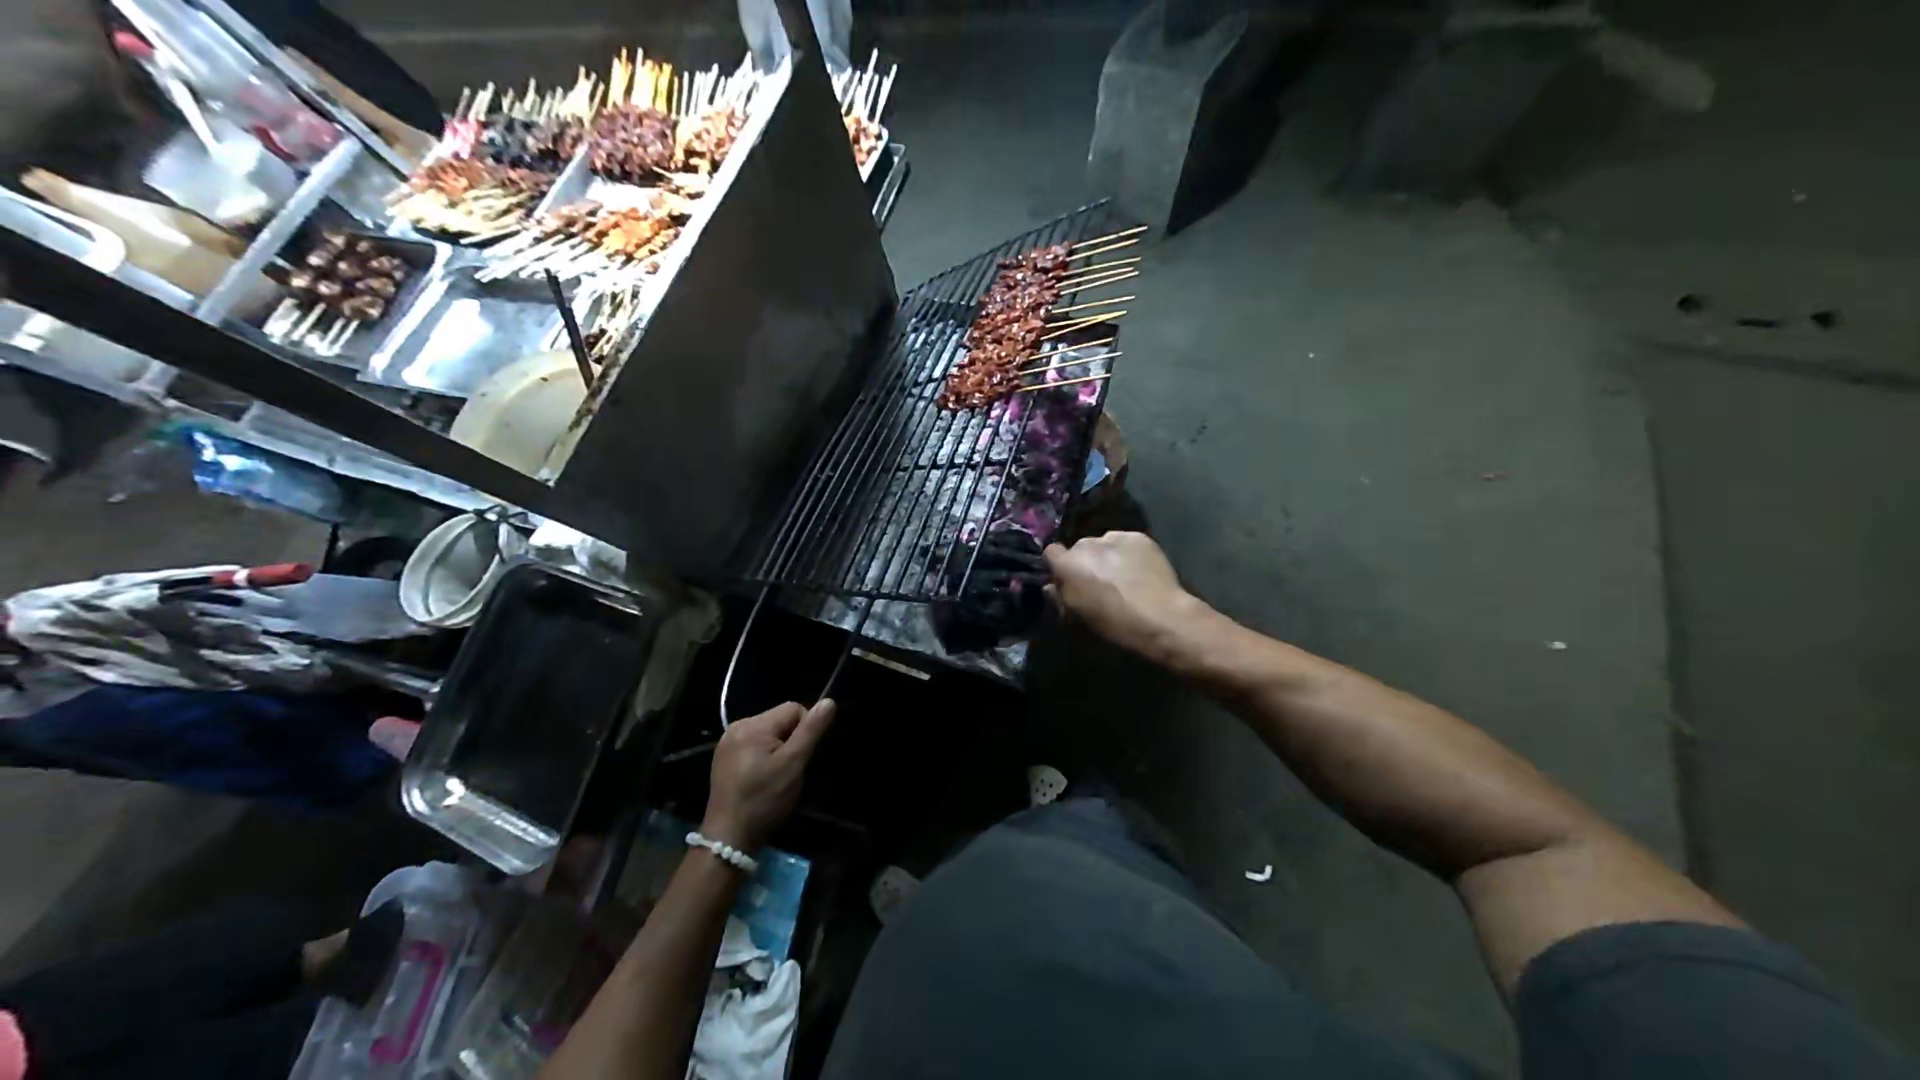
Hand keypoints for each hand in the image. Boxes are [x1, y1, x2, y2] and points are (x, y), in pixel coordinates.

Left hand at [702, 699, 836, 851]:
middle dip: (790, 740)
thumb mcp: (793, 764)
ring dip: (778, 748)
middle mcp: (737, 726)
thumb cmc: (764, 799)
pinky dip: (764, 756)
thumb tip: (829, 702)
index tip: (800, 758)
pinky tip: (761, 777)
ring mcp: (728, 742)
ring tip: (775, 775)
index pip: (793, 708)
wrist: (729, 836)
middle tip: (789, 770)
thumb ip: (811, 731)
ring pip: (768, 733)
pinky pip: (754, 744)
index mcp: (753, 725)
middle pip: (779, 719)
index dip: (806, 729)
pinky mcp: (725, 758)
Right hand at [1044, 532, 1205, 659]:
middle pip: (1080, 548)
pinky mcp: (1138, 536)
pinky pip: (1125, 542)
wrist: (1161, 616)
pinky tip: (1140, 570)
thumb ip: (1060, 595)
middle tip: (1099, 581)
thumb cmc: (1114, 622)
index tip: (1067, 579)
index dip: (1058, 565)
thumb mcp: (1078, 615)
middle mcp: (1087, 543)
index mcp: (1068, 564)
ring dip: (1107, 556)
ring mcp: (1114, 537)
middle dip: (1086, 561)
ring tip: (1123, 576)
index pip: (1051, 552)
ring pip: (1104, 544)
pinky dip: (1128, 553)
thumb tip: (1052, 585)